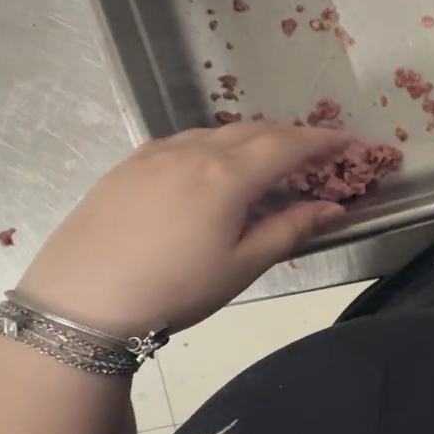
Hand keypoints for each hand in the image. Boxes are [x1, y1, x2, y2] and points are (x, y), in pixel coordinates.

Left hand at [16, 121, 353, 337]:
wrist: (80, 303)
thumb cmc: (175, 289)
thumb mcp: (243, 265)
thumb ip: (292, 229)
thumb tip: (334, 207)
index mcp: (228, 175)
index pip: (290, 144)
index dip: (326, 141)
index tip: (353, 143)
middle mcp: (194, 151)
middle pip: (256, 130)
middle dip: (294, 138)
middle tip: (318, 157)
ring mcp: (156, 154)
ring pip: (219, 132)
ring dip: (254, 140)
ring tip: (270, 165)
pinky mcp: (128, 165)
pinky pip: (186, 141)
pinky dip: (216, 146)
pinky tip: (215, 171)